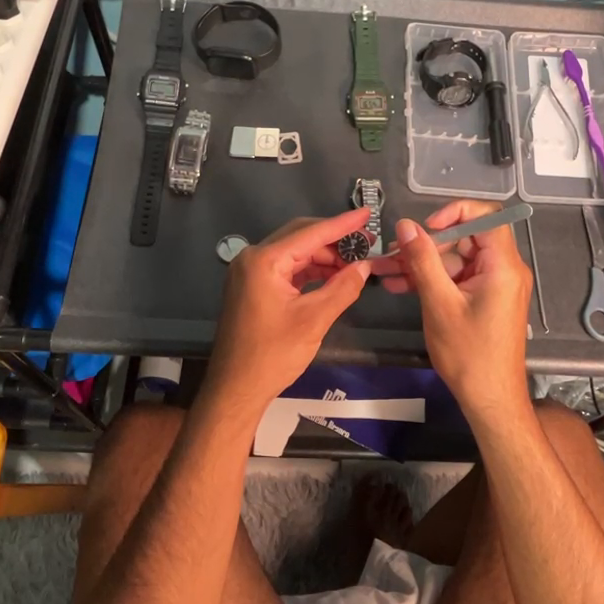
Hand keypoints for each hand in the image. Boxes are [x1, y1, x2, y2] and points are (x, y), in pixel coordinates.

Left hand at [202, 207, 374, 414]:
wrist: (236, 388)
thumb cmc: (272, 355)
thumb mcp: (314, 320)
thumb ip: (342, 288)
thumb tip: (365, 267)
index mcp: (264, 261)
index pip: (310, 233)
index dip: (342, 224)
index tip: (367, 215)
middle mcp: (253, 259)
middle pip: (300, 238)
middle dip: (334, 241)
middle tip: (366, 243)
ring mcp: (249, 273)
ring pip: (294, 254)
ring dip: (323, 258)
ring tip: (355, 264)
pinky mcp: (252, 288)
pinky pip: (286, 270)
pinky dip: (309, 272)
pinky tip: (332, 277)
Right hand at [381, 200, 532, 414]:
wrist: (489, 399)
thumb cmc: (468, 353)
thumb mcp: (439, 303)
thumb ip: (422, 260)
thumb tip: (406, 225)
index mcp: (503, 266)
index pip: (487, 216)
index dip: (454, 213)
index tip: (426, 229)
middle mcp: (505, 270)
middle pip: (467, 237)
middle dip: (428, 242)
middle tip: (394, 254)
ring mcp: (495, 285)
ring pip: (457, 259)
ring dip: (423, 263)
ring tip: (387, 271)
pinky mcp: (485, 300)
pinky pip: (458, 278)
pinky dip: (433, 280)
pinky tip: (401, 285)